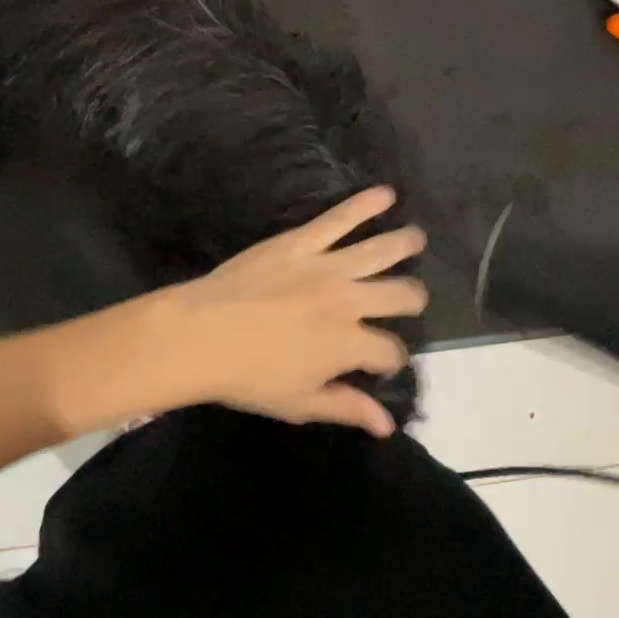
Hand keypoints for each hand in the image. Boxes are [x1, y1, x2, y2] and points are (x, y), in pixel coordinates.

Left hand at [146, 186, 426, 436]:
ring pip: (379, 251)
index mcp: (349, 345)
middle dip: (411, 300)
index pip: (390, 351)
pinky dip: (364, 204)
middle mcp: (348, 302)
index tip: (382, 362)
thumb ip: (347, 407)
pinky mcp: (300, 241)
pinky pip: (338, 219)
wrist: (202, 333)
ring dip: (404, 244)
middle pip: (400, 295)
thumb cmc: (247, 376)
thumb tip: (387, 424)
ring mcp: (326, 267)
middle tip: (409, 299)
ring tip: (417, 238)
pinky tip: (385, 193)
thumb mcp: (299, 403)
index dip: (392, 360)